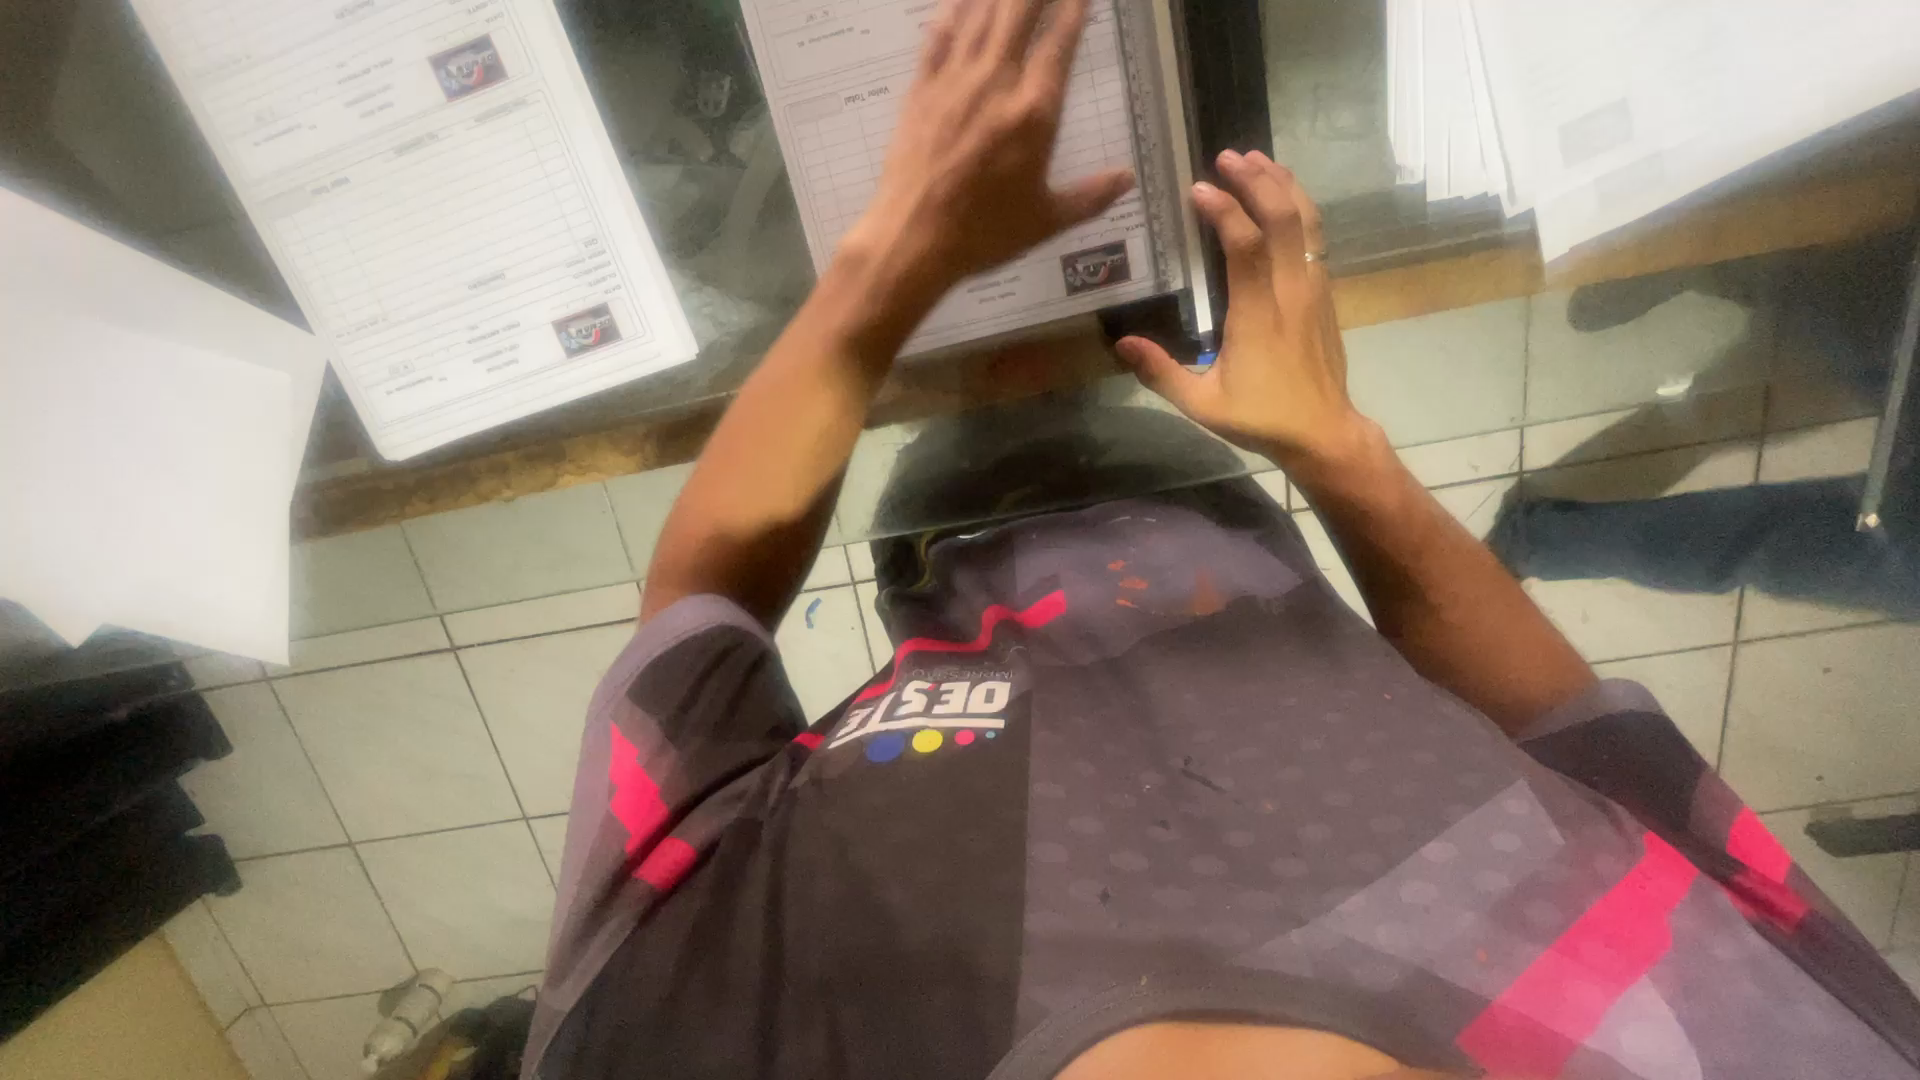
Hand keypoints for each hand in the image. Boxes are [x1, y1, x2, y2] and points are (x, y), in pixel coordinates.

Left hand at [841, 0, 1136, 299]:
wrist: (912, 240)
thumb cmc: (982, 235)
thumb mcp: (1045, 222)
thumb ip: (1090, 197)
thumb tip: (1127, 178)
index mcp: (1034, 113)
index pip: (1060, 42)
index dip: (1073, 8)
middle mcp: (996, 83)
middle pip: (1020, 11)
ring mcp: (954, 83)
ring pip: (980, 14)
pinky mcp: (920, 91)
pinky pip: (938, 36)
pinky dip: (953, 10)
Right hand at [1116, 151, 1369, 469]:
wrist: (1323, 432)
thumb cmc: (1261, 418)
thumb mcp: (1202, 404)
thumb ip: (1162, 373)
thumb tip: (1122, 344)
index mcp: (1259, 314)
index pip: (1246, 245)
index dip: (1224, 211)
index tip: (1199, 189)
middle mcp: (1291, 290)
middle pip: (1283, 218)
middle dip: (1257, 180)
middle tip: (1228, 157)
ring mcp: (1314, 289)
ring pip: (1307, 221)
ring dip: (1283, 185)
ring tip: (1259, 160)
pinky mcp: (1324, 295)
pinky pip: (1316, 238)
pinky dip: (1299, 208)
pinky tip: (1284, 199)